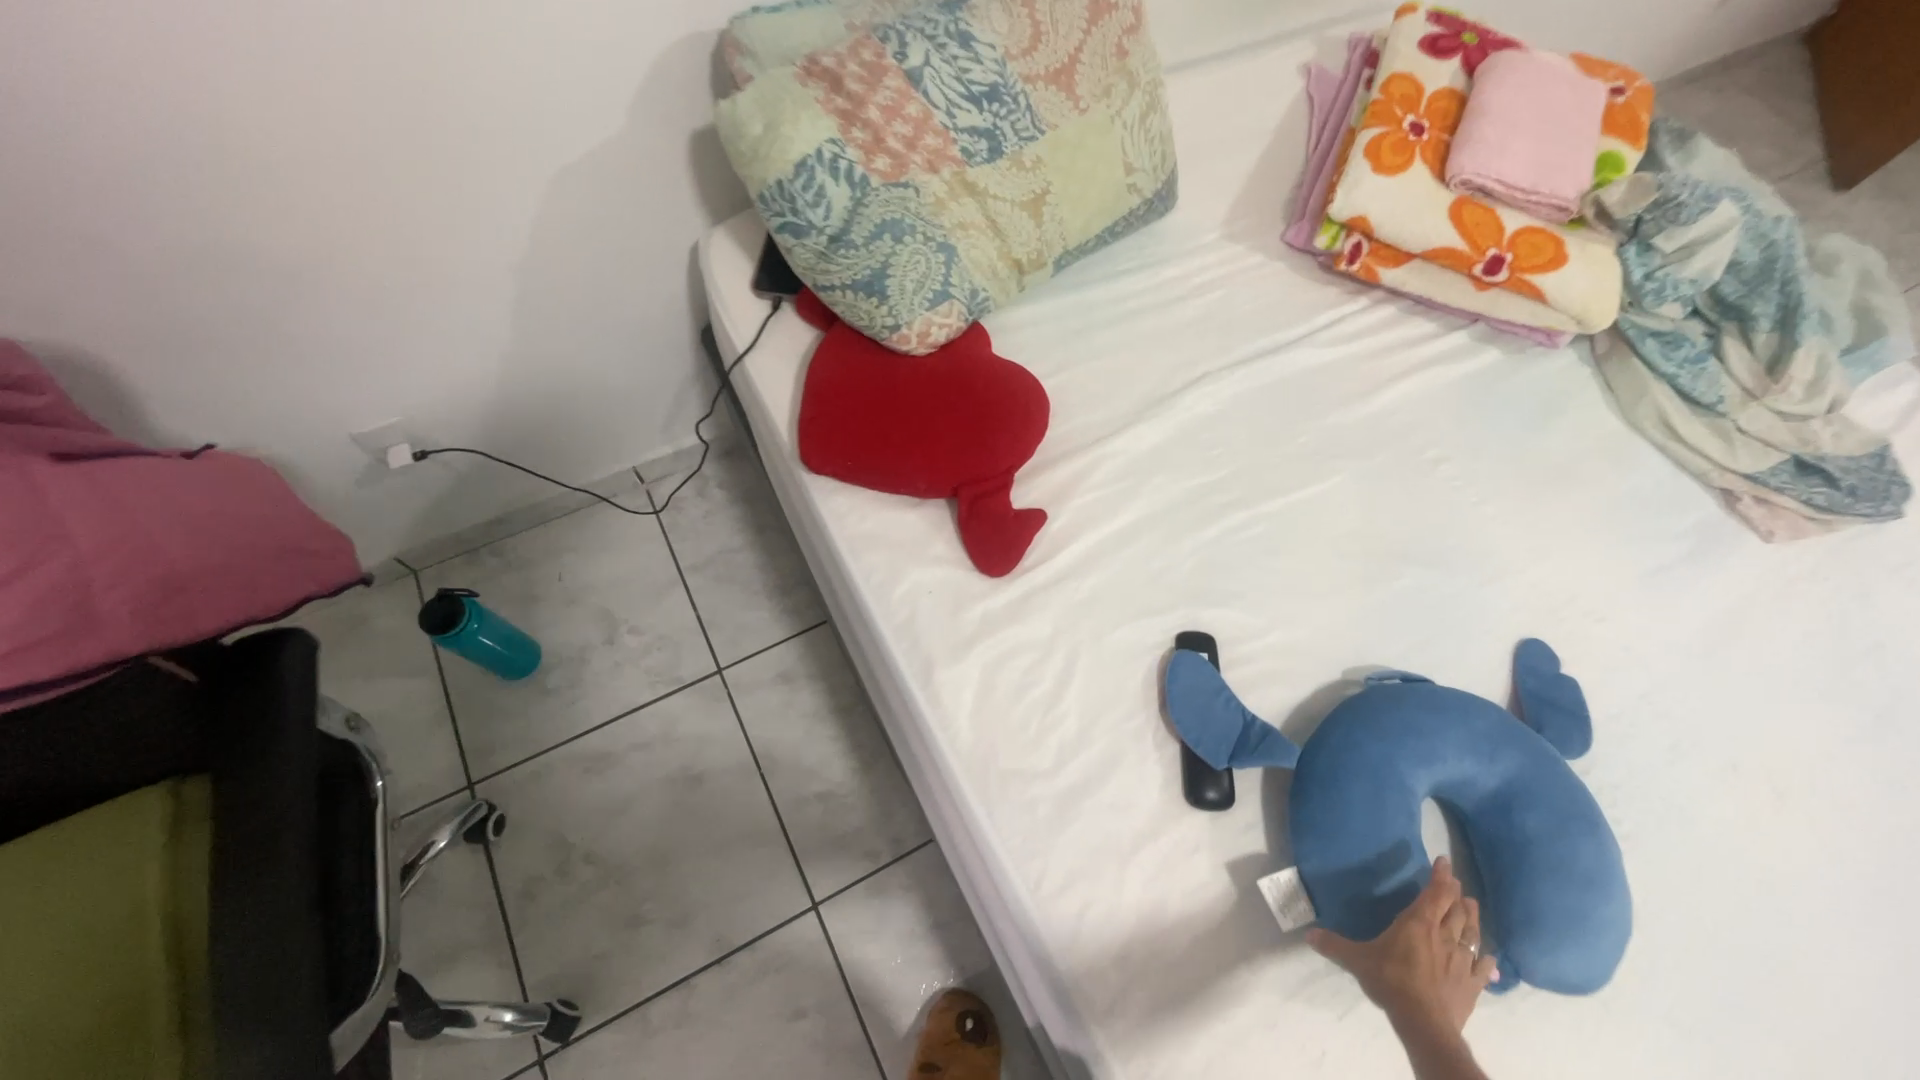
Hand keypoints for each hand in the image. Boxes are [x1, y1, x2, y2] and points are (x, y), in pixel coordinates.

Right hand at [1307, 856, 1498, 1032]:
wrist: (1424, 1022)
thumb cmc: (1391, 981)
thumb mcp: (1356, 960)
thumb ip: (1334, 945)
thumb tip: (1308, 934)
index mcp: (1418, 923)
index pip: (1435, 893)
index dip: (1441, 876)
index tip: (1445, 861)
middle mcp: (1444, 936)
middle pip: (1456, 909)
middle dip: (1456, 894)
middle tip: (1457, 885)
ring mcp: (1462, 960)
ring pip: (1472, 932)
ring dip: (1473, 917)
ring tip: (1473, 905)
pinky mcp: (1473, 983)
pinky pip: (1484, 966)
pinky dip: (1487, 958)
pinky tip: (1489, 956)